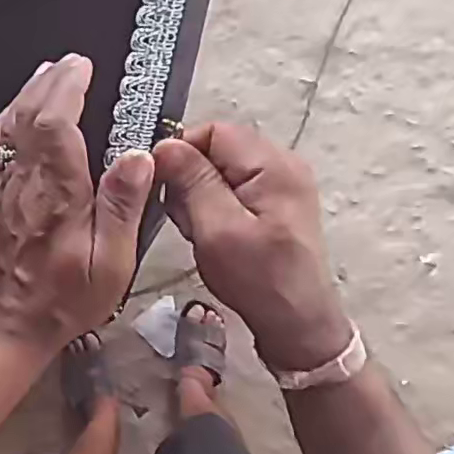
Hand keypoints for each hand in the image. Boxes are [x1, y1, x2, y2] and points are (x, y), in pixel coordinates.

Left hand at [0, 55, 154, 351]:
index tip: (82, 67)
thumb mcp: (110, 262)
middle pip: (30, 117)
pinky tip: (12, 115)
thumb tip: (137, 158)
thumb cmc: (65, 298)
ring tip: (45, 74)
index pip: (55, 125)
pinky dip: (4, 124)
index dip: (67, 89)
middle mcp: (25, 186)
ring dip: (25, 96)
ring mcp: (3, 191)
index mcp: (58, 195)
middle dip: (50, 83)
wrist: (15, 322)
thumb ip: (123, 206)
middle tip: (69, 62)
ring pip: (8, 129)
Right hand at [152, 123, 351, 371]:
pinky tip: (206, 233)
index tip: (158, 183)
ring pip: (217, 171)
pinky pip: (226, 190)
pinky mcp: (270, 206)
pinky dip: (207, 207)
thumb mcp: (218, 229)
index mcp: (272, 165)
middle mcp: (280, 166)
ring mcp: (277, 186)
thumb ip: (193, 183)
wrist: (295, 322)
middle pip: (215, 149)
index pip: (213, 131)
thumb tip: (164, 145)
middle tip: (180, 215)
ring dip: (194, 196)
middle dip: (186, 177)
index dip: (179, 151)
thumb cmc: (258, 278)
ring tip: (195, 228)